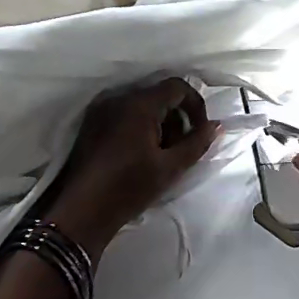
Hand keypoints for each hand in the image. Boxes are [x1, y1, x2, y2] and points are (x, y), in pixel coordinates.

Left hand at [42, 78, 219, 258]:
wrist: (83, 211)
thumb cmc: (129, 188)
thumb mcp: (170, 168)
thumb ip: (197, 143)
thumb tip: (215, 126)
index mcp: (138, 105)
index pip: (177, 87)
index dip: (196, 105)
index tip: (200, 132)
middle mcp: (118, 99)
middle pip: (159, 96)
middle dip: (177, 119)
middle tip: (181, 150)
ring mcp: (101, 111)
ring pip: (142, 107)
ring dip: (159, 125)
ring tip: (162, 157)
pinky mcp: (92, 125)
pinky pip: (125, 116)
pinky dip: (140, 129)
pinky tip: (141, 157)